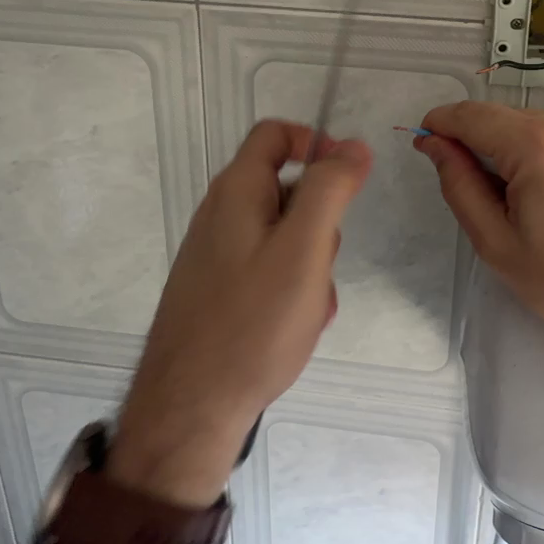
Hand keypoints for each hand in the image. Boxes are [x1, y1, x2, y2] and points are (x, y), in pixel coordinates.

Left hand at [109, 121, 371, 507]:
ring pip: (283, 236)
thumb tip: (353, 146)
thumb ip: (330, 189)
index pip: (276, 134)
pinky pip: (267, 271)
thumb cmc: (252, 323)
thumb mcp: (304, 249)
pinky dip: (289, 291)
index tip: (347, 181)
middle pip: (287, 190)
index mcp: (236, 190)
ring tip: (306, 309)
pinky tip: (290, 329)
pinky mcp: (218, 289)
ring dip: (308, 265)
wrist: (191, 408)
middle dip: (318, 224)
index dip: (316, 143)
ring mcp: (216, 253)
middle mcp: (220, 213)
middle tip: (319, 267)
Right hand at [414, 101, 543, 368]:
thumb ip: (458, 184)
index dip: (442, 125)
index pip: (472, 115)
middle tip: (495, 203)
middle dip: (490, 150)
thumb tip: (435, 142)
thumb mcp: (497, 243)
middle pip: (510, 121)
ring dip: (530, 153)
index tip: (427, 143)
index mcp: (539, 144)